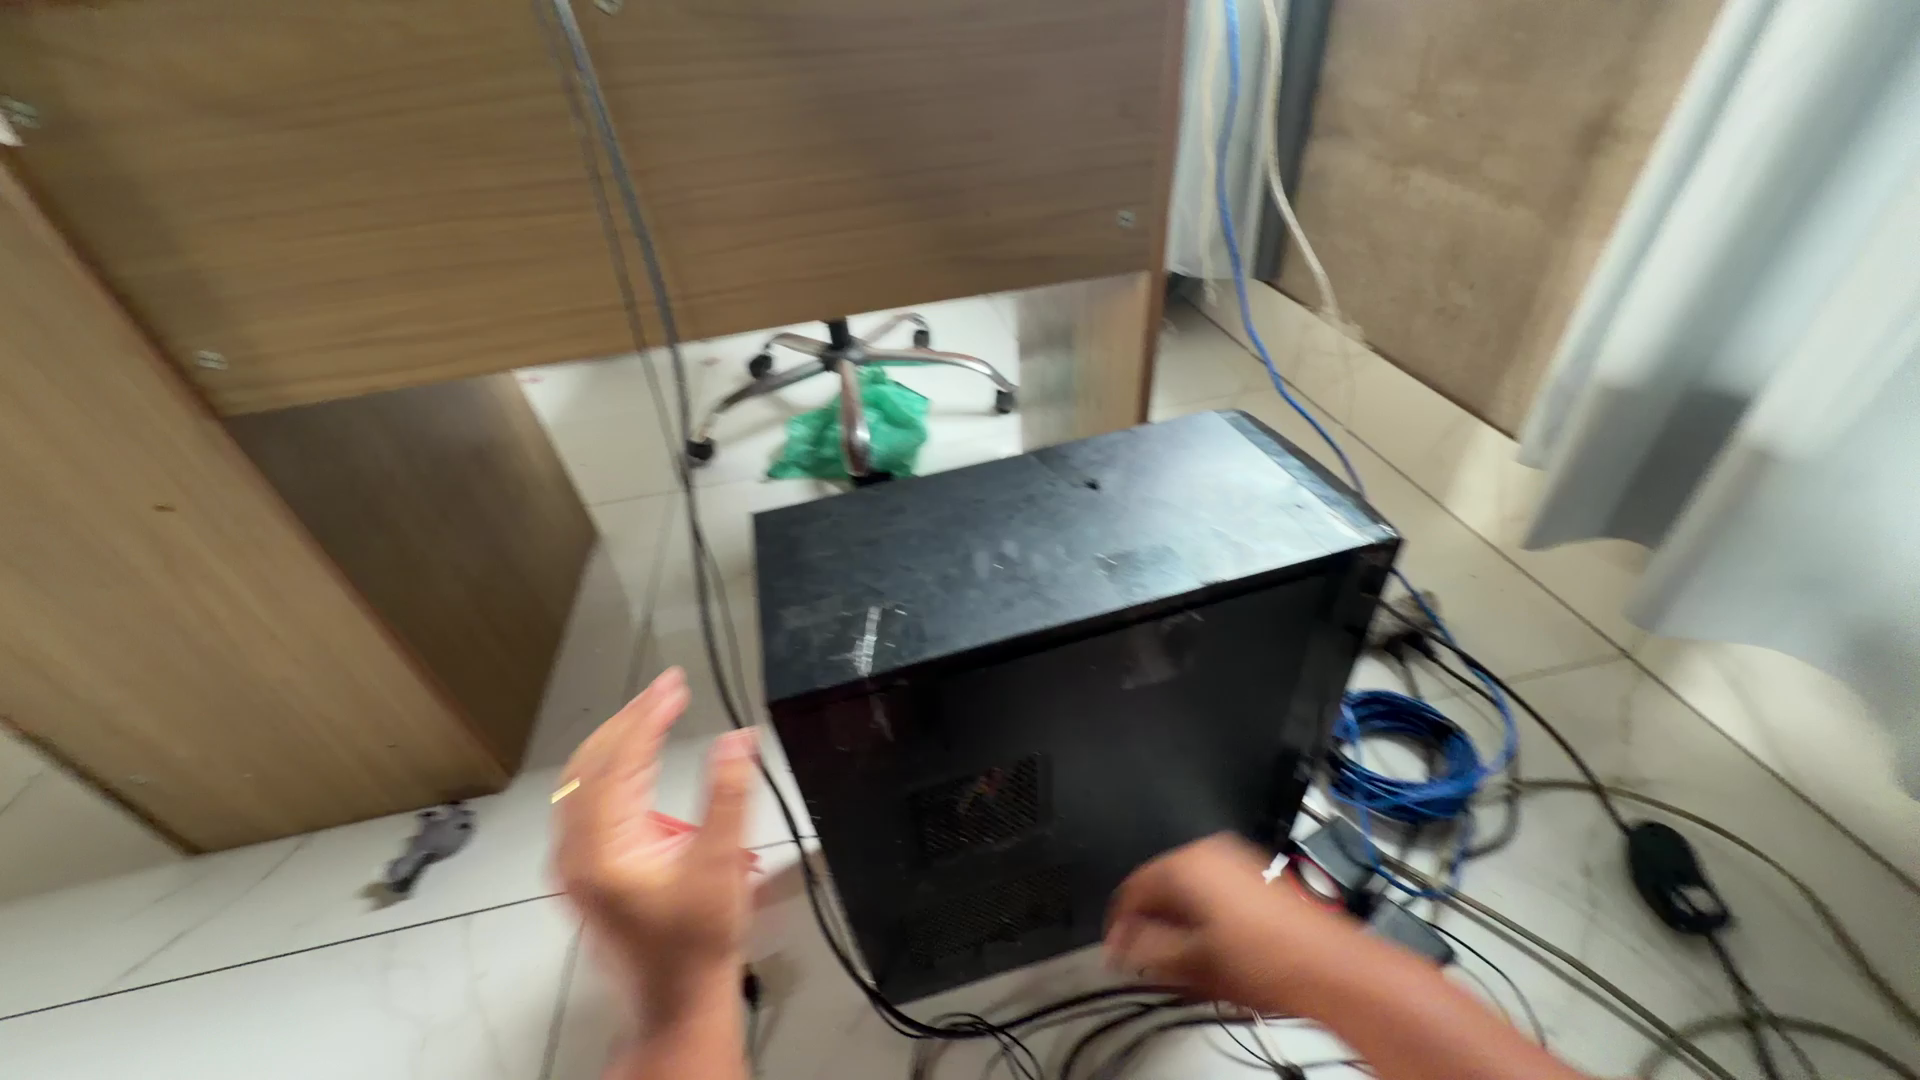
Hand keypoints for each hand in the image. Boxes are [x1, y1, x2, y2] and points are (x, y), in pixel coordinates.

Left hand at [553, 667, 759, 1030]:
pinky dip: (610, 769)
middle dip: (628, 720)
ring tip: (653, 711)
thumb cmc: (699, 940)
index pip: (621, 761)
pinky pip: (585, 802)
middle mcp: (575, 851)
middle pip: (590, 765)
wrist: (675, 1004)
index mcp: (603, 848)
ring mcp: (573, 863)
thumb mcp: (720, 865)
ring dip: (617, 741)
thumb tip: (739, 738)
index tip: (676, 685)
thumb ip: (729, 795)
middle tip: (666, 689)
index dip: (649, 716)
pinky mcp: (583, 871)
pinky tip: (635, 759)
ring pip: (581, 782)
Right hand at [1104, 833, 1356, 1016]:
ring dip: (1176, 921)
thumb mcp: (1192, 961)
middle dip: (1150, 923)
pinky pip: (1212, 889)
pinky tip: (1209, 947)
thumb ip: (1147, 950)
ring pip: (1187, 889)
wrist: (1330, 967)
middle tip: (1146, 958)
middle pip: (1161, 886)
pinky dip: (1201, 914)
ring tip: (1179, 959)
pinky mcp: (1257, 874)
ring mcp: (1237, 860)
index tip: (1117, 950)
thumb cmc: (1269, 959)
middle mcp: (1210, 852)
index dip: (1120, 923)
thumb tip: (1124, 945)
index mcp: (1187, 864)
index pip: (1133, 888)